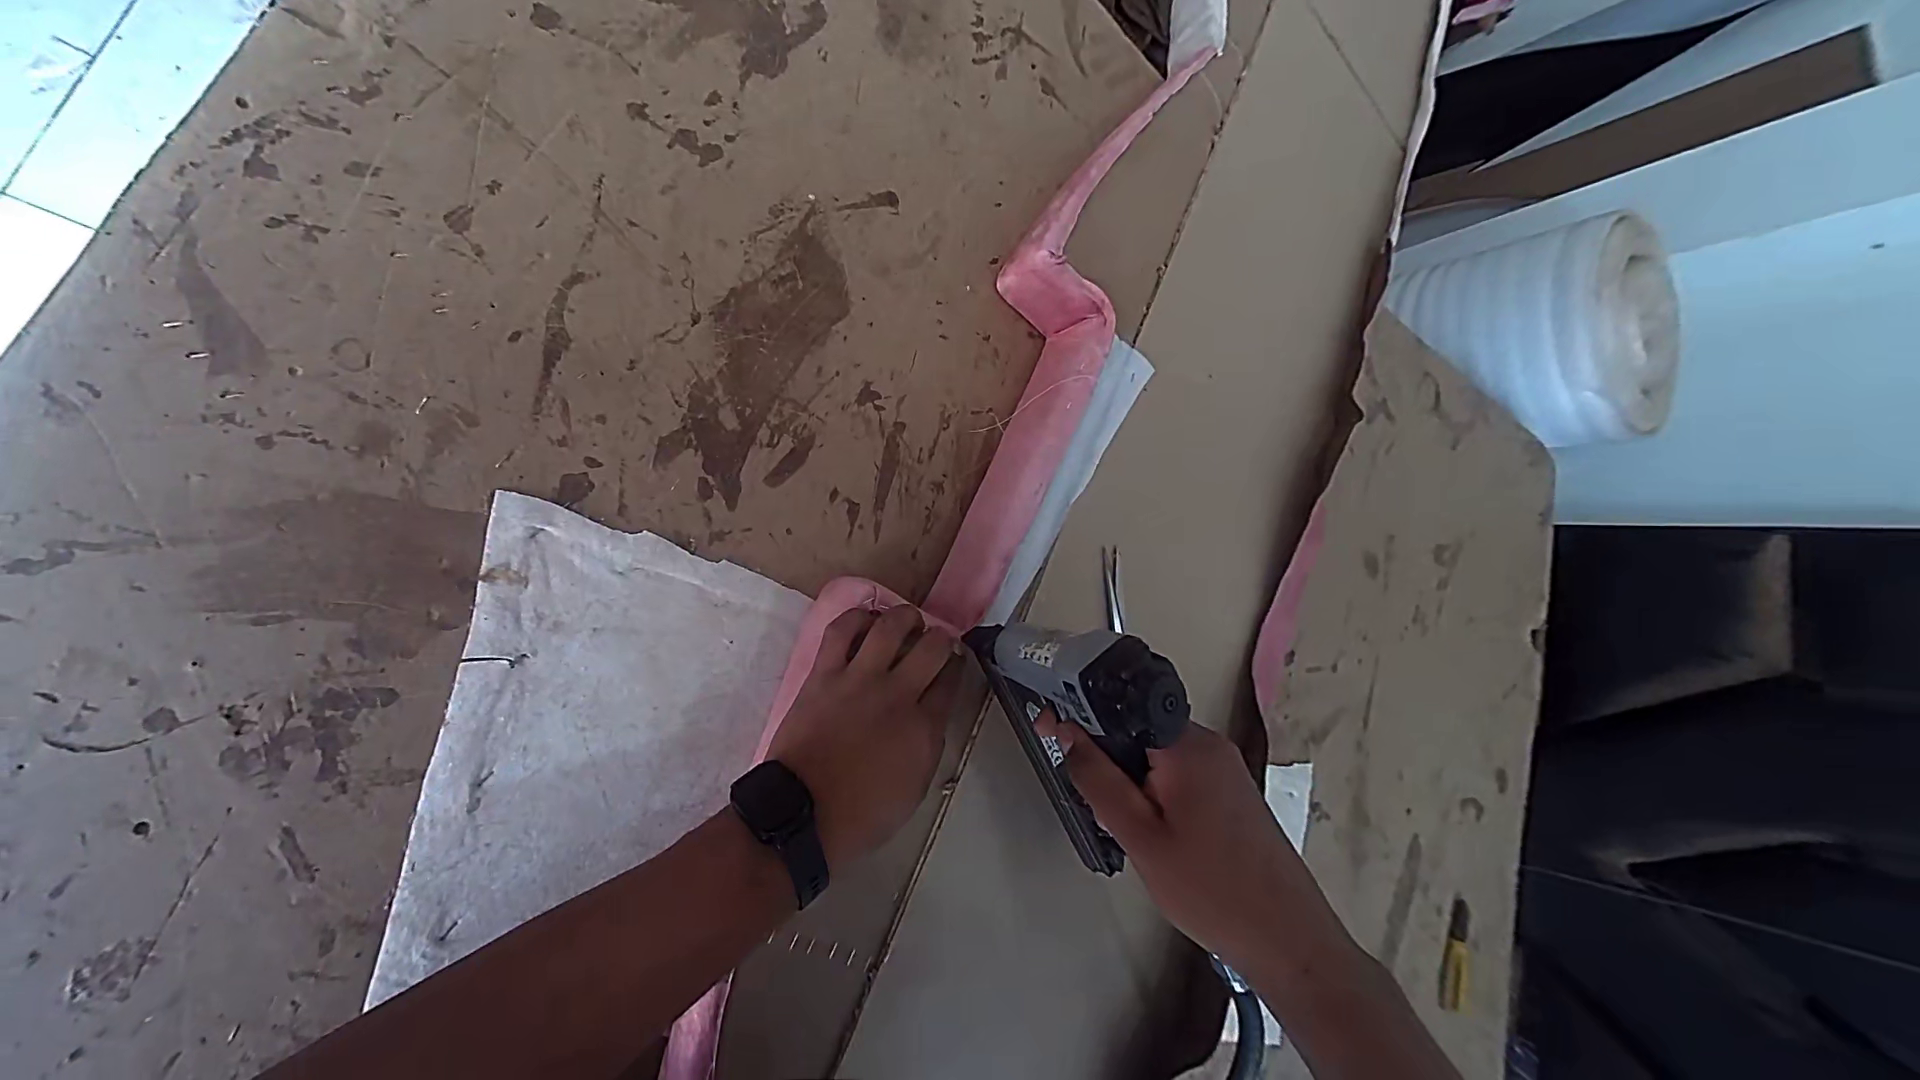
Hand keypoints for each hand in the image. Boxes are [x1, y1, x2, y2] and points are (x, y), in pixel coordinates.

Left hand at [767, 604, 961, 867]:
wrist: (802, 813)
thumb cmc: (862, 813)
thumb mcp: (915, 787)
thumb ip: (929, 743)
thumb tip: (932, 714)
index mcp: (924, 728)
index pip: (951, 679)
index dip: (956, 664)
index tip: (953, 661)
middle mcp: (898, 694)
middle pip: (932, 646)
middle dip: (941, 637)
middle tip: (934, 641)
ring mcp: (860, 679)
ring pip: (892, 626)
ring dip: (906, 617)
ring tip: (907, 621)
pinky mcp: (825, 673)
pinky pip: (842, 630)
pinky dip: (857, 617)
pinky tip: (866, 619)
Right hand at [1035, 711, 1348, 977]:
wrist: (1287, 940)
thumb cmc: (1213, 891)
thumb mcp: (1139, 837)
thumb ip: (1098, 780)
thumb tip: (1069, 734)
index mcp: (1187, 746)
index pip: (1121, 708)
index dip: (1082, 720)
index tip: (1053, 734)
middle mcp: (1210, 744)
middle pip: (1137, 732)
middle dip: (1111, 762)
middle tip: (1103, 810)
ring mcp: (1225, 767)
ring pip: (1156, 756)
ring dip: (1134, 782)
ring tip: (1136, 833)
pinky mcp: (1231, 790)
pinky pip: (1179, 773)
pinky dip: (1158, 793)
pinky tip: (1160, 835)